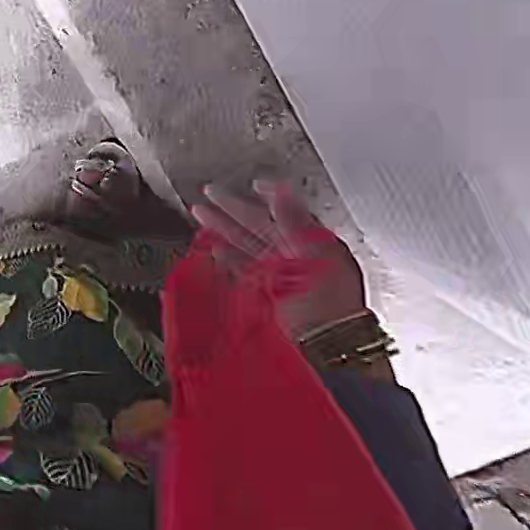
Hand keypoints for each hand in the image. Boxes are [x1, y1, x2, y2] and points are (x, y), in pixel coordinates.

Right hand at [190, 180, 366, 339]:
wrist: (323, 347)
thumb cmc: (329, 304)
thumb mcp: (316, 254)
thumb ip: (296, 221)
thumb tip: (283, 192)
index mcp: (312, 244)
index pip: (284, 214)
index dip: (268, 196)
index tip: (253, 183)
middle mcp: (294, 258)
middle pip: (258, 227)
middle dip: (231, 209)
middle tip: (208, 193)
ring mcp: (277, 276)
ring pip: (244, 245)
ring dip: (221, 228)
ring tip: (200, 215)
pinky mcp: (262, 294)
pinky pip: (240, 269)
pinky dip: (225, 257)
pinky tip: (214, 250)